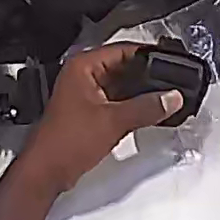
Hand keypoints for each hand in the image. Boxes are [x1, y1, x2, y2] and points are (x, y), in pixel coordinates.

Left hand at [13, 43, 181, 198]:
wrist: (47, 170)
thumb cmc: (65, 141)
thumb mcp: (113, 121)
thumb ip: (146, 108)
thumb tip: (170, 98)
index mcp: (82, 66)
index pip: (121, 49)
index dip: (146, 54)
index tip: (168, 60)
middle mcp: (82, 75)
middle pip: (122, 67)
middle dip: (146, 75)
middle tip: (171, 81)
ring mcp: (85, 93)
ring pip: (120, 85)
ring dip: (140, 92)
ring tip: (165, 97)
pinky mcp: (89, 111)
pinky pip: (115, 100)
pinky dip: (131, 105)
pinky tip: (148, 112)